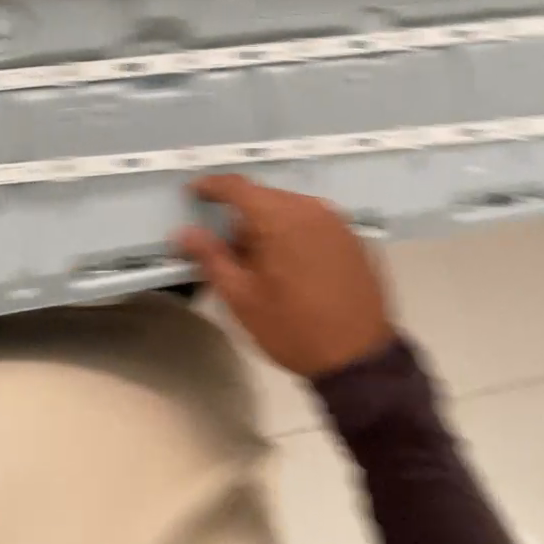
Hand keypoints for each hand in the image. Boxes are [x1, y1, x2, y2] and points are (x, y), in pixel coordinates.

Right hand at [173, 175, 395, 378]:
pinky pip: (315, 223)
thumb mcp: (242, 298)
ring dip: (270, 226)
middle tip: (228, 250)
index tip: (194, 192)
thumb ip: (211, 258)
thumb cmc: (293, 328)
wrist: (358, 357)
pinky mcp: (354, 237)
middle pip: (266, 198)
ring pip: (291, 210)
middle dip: (242, 217)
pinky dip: (296, 234)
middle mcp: (311, 208)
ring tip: (260, 264)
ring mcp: (337, 221)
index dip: (212, 186)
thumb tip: (185, 233)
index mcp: (279, 218)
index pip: (238, 186)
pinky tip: (292, 267)